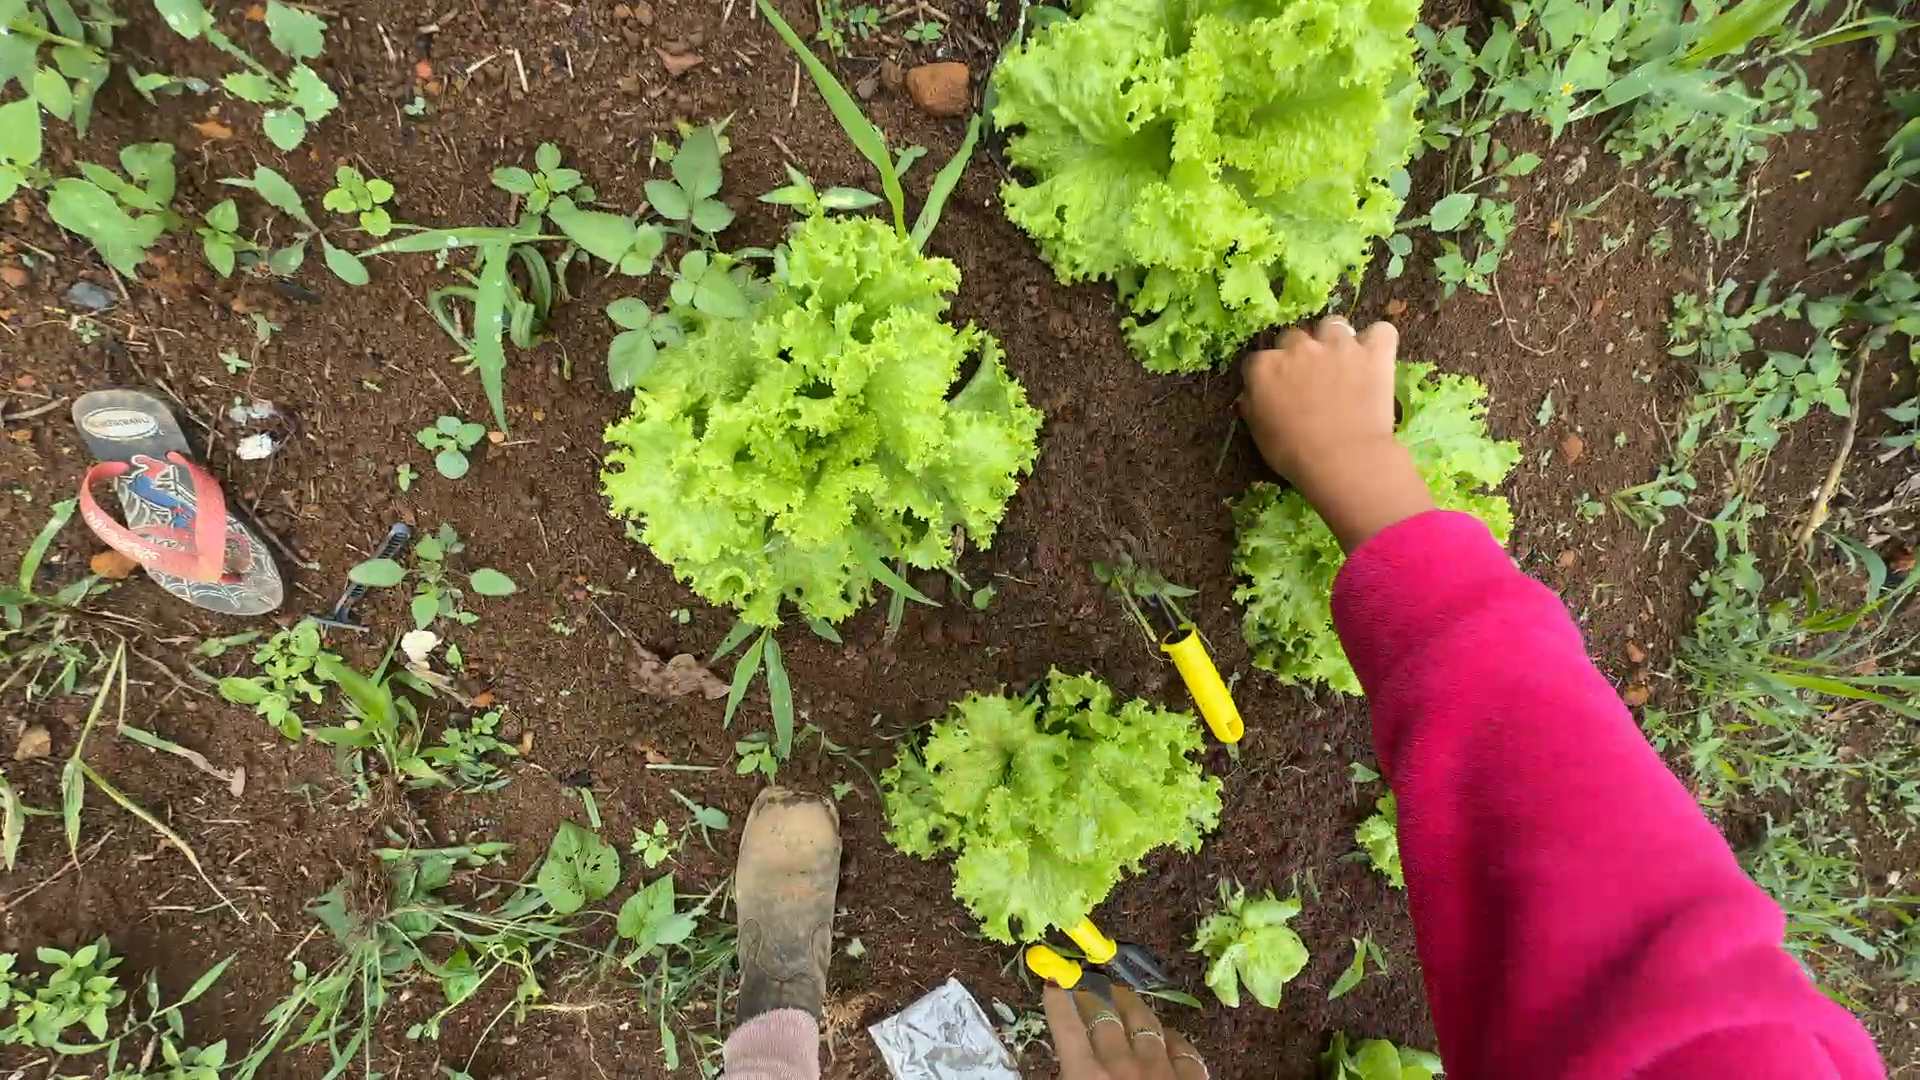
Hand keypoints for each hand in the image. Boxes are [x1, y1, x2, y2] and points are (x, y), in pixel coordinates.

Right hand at [1042, 984, 1208, 1079]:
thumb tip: (1064, 1072)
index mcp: (1087, 1079)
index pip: (1067, 1027)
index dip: (1058, 1002)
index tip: (1053, 984)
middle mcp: (1122, 1067)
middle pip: (1104, 1018)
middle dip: (1092, 998)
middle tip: (1086, 990)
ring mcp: (1161, 1072)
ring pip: (1144, 1022)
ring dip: (1130, 1005)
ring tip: (1122, 996)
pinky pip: (1183, 1049)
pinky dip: (1172, 1038)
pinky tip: (1166, 1036)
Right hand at [1240, 316, 1433, 550]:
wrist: (1342, 459)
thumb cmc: (1292, 452)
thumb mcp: (1259, 432)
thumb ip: (1253, 406)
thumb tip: (1251, 395)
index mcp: (1264, 367)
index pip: (1257, 360)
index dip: (1266, 375)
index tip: (1273, 390)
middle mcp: (1298, 347)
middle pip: (1293, 337)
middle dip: (1298, 354)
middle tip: (1308, 378)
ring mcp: (1338, 345)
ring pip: (1332, 325)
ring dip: (1333, 339)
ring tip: (1340, 361)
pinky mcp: (1374, 351)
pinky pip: (1379, 331)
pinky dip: (1376, 341)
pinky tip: (1373, 357)